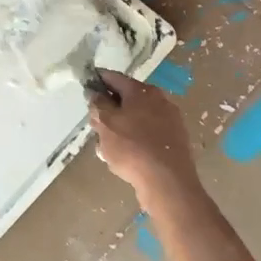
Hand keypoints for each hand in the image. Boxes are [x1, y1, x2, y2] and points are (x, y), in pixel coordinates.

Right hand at [87, 69, 197, 196]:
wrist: (169, 183)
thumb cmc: (132, 148)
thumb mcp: (105, 123)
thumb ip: (97, 104)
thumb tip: (94, 92)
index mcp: (142, 91)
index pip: (113, 77)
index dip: (96, 81)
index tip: (85, 89)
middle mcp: (160, 100)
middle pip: (127, 98)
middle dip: (110, 109)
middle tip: (95, 124)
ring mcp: (171, 121)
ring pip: (137, 118)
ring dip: (122, 126)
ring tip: (108, 146)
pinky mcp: (176, 141)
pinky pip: (149, 134)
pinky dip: (136, 139)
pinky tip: (127, 156)